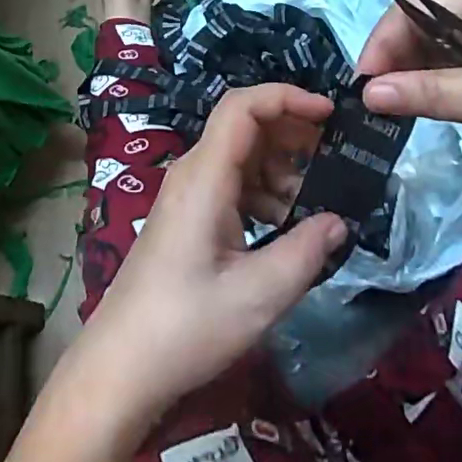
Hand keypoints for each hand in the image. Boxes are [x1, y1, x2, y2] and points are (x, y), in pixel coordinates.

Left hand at [64, 85, 348, 421]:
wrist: (122, 364)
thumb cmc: (187, 327)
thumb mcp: (259, 295)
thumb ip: (306, 251)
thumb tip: (340, 220)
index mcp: (205, 177)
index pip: (242, 106)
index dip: (286, 97)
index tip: (330, 114)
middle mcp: (193, 173)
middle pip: (244, 126)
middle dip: (293, 132)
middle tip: (336, 156)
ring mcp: (188, 194)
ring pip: (241, 156)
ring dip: (282, 168)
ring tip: (318, 200)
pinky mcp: (189, 216)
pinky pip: (232, 184)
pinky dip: (264, 193)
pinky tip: (286, 226)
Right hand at [358, 0, 461, 180]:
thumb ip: (431, 94)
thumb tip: (365, 95)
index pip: (412, 7)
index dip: (382, 41)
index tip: (364, 86)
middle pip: (422, 25)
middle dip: (395, 60)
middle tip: (377, 104)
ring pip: (439, 48)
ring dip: (415, 75)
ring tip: (396, 110)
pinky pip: (461, 67)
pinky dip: (439, 86)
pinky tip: (429, 109)